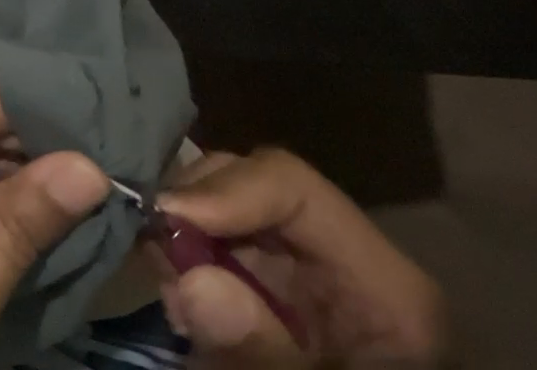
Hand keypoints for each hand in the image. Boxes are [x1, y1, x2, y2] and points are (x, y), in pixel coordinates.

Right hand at [155, 149, 446, 367]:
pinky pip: (215, 243)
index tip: (164, 219)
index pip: (291, 186)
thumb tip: (191, 281)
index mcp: (381, 284)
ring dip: (181, 233)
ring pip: (223, 205)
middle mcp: (341, 256)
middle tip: (155, 259)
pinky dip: (183, 256)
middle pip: (250, 183)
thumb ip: (262, 354)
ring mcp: (303, 270)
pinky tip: (178, 297)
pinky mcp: (270, 288)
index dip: (224, 191)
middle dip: (193, 209)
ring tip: (167, 288)